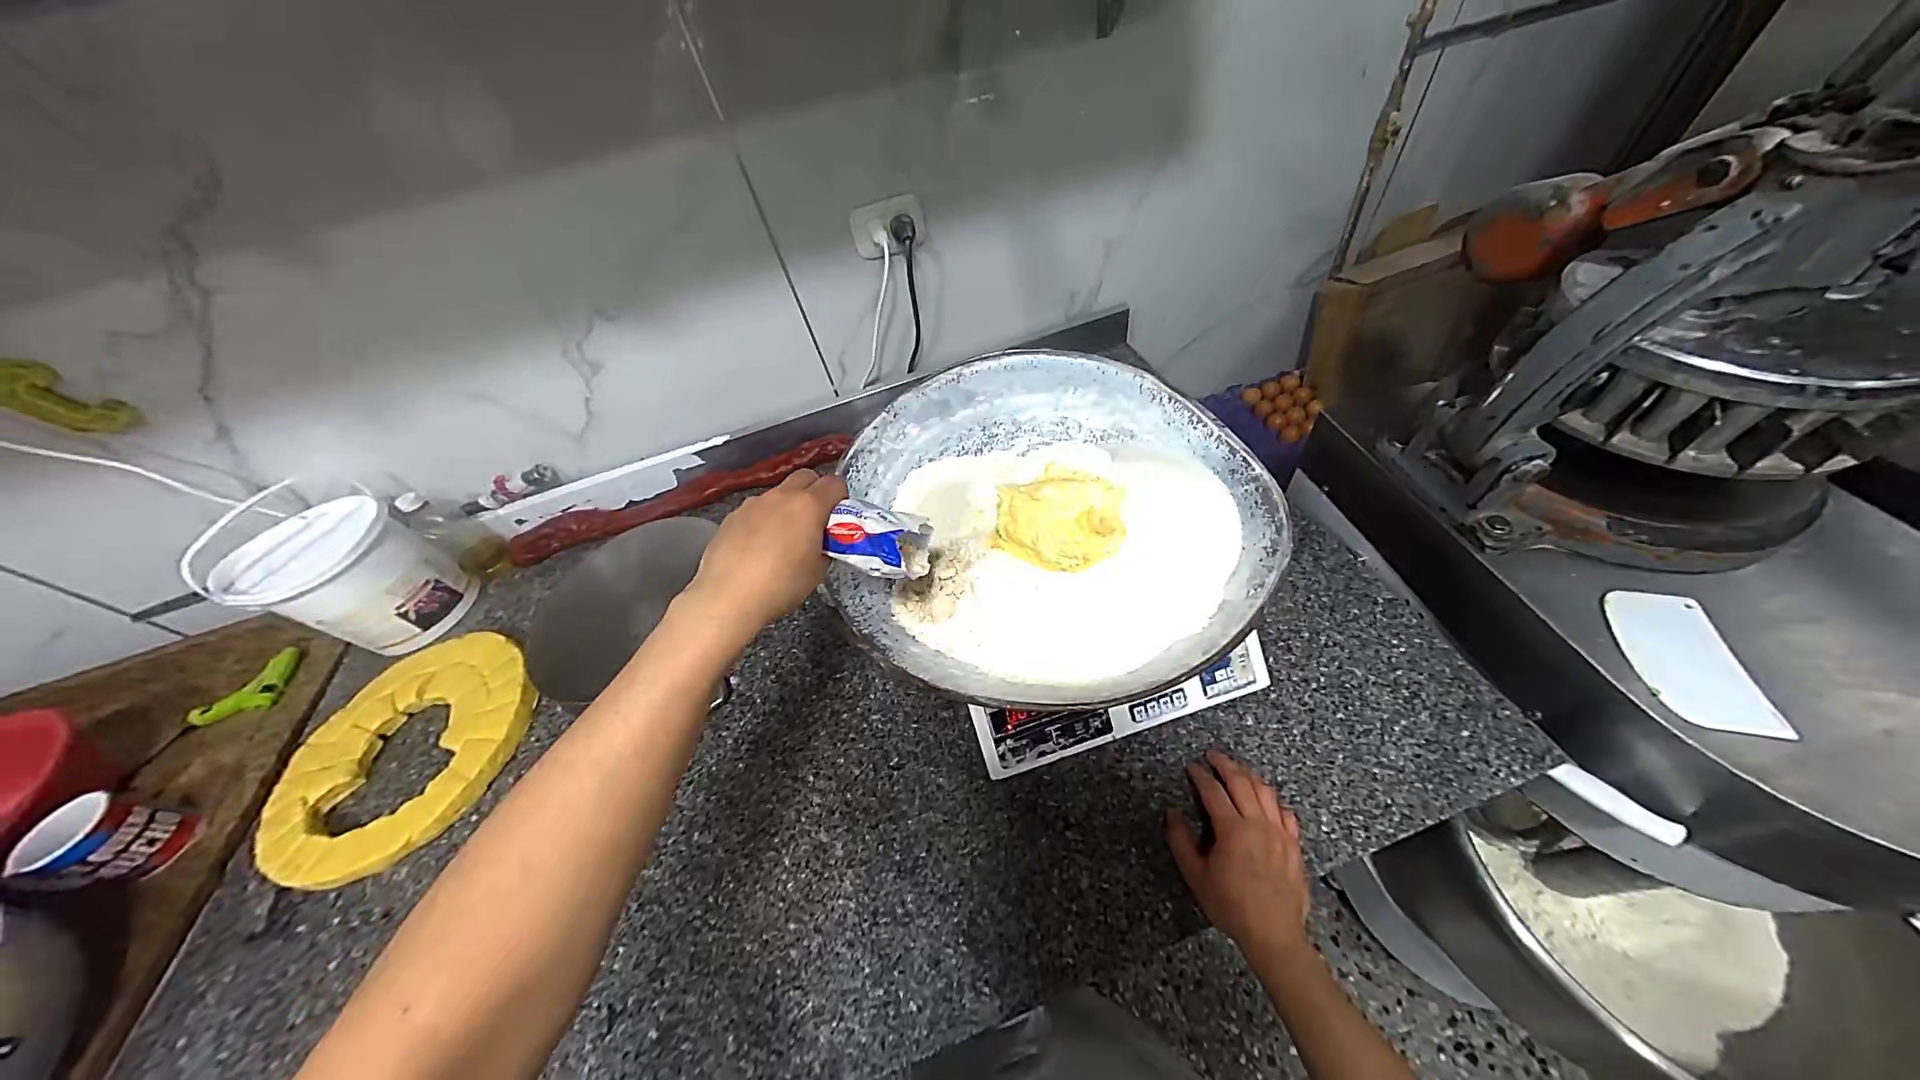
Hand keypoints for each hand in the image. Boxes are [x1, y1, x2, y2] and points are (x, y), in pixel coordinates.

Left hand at [681, 469, 847, 634]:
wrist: (728, 596)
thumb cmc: (780, 585)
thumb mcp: (817, 571)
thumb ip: (825, 547)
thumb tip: (822, 542)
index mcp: (809, 506)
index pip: (834, 483)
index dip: (840, 498)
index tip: (838, 517)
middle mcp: (781, 496)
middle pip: (805, 476)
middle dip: (815, 492)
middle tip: (815, 520)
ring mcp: (754, 503)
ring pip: (779, 493)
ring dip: (787, 505)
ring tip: (784, 537)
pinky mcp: (733, 516)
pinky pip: (756, 509)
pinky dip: (764, 519)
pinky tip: (758, 546)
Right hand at [1166, 750, 1312, 960]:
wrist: (1273, 935)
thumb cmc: (1233, 907)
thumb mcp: (1196, 875)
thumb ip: (1180, 841)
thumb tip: (1172, 815)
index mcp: (1233, 830)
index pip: (1213, 791)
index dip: (1200, 775)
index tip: (1192, 768)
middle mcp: (1259, 826)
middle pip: (1241, 782)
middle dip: (1225, 764)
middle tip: (1213, 756)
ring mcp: (1280, 834)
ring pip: (1265, 792)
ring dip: (1249, 775)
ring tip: (1237, 769)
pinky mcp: (1294, 845)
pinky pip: (1285, 812)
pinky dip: (1273, 800)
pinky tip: (1266, 800)